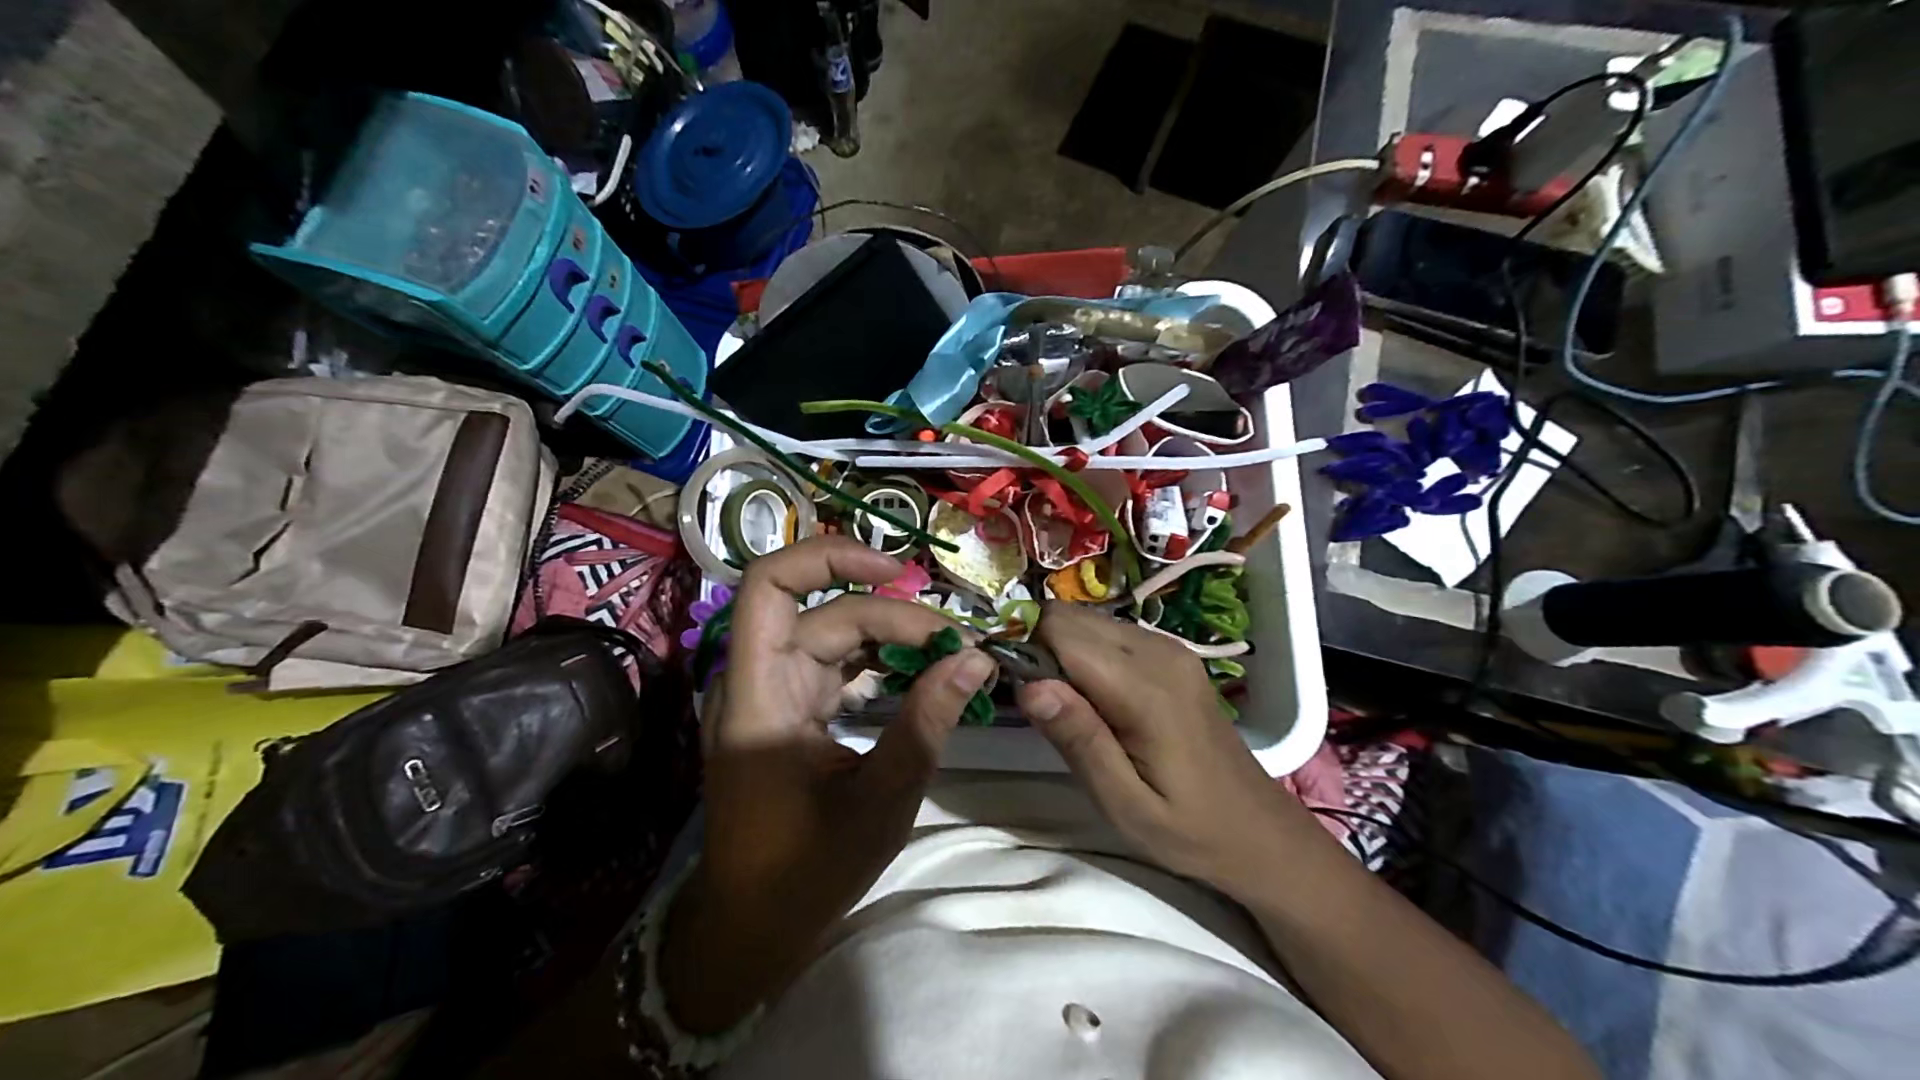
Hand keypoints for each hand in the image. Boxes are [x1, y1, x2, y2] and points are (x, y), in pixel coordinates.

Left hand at [664, 537, 993, 1031]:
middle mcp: (756, 681)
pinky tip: (918, 675)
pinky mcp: (786, 712)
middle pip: (824, 614)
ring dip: (890, 638)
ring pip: (831, 636)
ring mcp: (770, 696)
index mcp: (759, 695)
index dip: (828, 558)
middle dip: (894, 618)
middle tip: (960, 643)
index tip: (897, 572)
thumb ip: (927, 722)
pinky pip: (832, 667)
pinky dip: (876, 664)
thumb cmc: (806, 871)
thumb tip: (978, 658)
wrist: (750, 929)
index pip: (769, 586)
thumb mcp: (880, 799)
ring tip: (950, 653)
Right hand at [1015, 602, 1320, 895]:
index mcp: (1146, 688)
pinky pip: (1109, 631)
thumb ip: (1079, 739)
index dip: (1025, 648)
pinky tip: (1090, 696)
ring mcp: (1169, 647)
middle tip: (1035, 703)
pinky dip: (1084, 651)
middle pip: (1071, 617)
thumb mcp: (1125, 803)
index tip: (1008, 685)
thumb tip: (1029, 684)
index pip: (1061, 632)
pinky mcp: (1172, 653)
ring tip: (1061, 703)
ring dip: (1059, 647)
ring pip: (1087, 619)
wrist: (1258, 830)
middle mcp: (1158, 652)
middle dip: (1038, 645)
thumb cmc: (1189, 829)